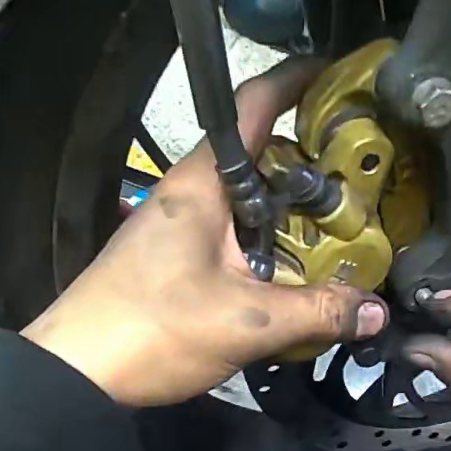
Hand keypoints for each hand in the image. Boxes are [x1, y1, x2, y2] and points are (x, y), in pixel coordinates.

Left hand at [22, 59, 388, 406]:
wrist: (76, 372)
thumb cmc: (152, 331)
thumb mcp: (245, 323)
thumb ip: (314, 313)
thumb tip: (374, 312)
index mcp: (202, 185)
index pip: (251, 105)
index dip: (297, 81)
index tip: (340, 78)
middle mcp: (189, 193)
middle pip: (258, 154)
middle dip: (310, 158)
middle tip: (362, 173)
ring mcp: (179, 224)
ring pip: (246, 197)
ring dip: (290, 205)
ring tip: (342, 222)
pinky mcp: (175, 256)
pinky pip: (232, 231)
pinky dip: (267, 239)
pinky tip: (294, 267)